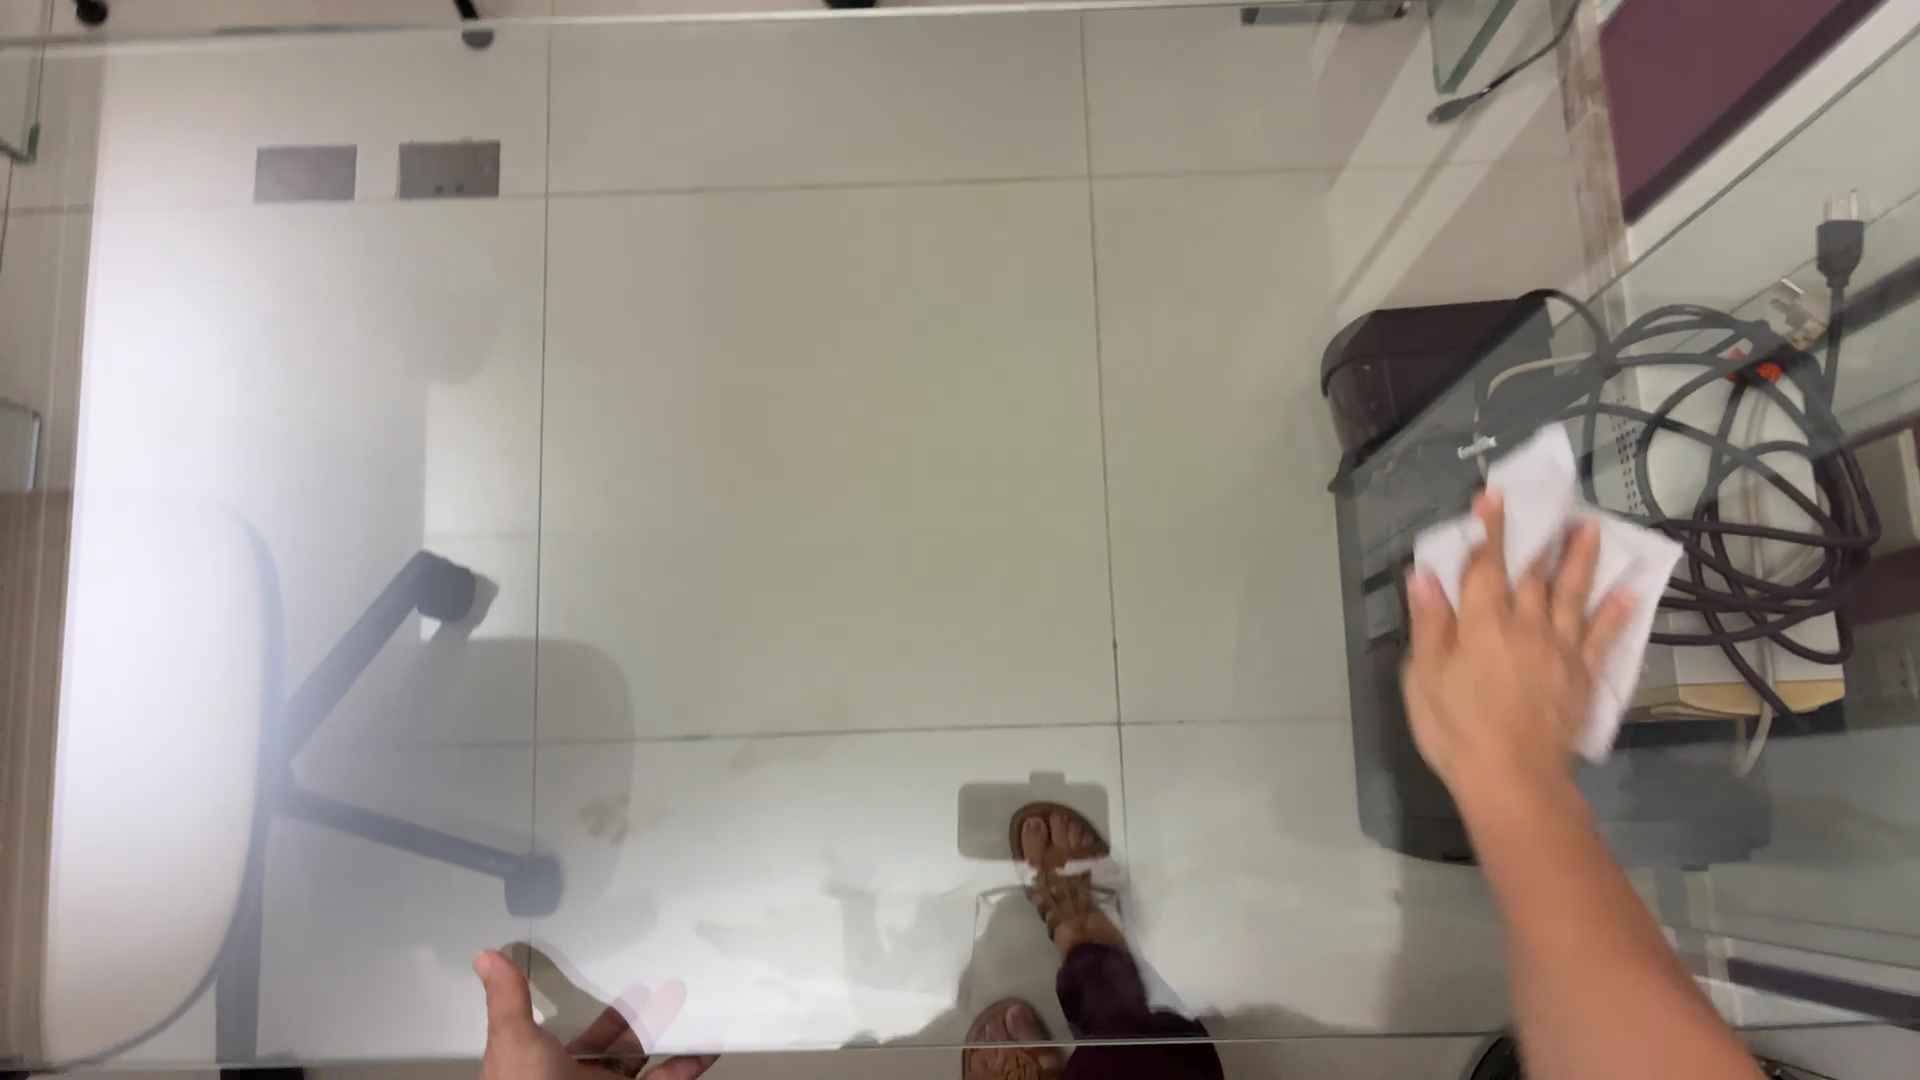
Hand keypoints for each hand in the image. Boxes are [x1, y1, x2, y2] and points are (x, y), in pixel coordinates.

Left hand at [474, 950, 717, 1079]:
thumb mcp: (513, 1043)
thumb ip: (509, 1000)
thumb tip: (485, 952)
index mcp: (545, 1071)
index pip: (570, 1036)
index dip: (594, 1011)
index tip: (620, 978)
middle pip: (613, 1046)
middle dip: (638, 1017)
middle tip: (666, 983)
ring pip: (642, 1060)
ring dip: (665, 1033)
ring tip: (689, 998)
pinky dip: (689, 1065)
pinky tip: (710, 1045)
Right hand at [1401, 492, 1634, 806]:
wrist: (1511, 776)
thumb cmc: (1454, 724)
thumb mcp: (1424, 674)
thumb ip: (1430, 622)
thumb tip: (1425, 575)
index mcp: (1482, 624)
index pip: (1485, 567)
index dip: (1490, 531)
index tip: (1494, 498)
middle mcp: (1526, 627)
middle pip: (1534, 575)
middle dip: (1539, 536)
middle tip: (1553, 504)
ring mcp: (1560, 650)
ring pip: (1573, 596)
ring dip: (1581, 561)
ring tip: (1593, 530)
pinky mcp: (1581, 675)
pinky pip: (1603, 637)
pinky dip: (1616, 612)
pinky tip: (1628, 592)